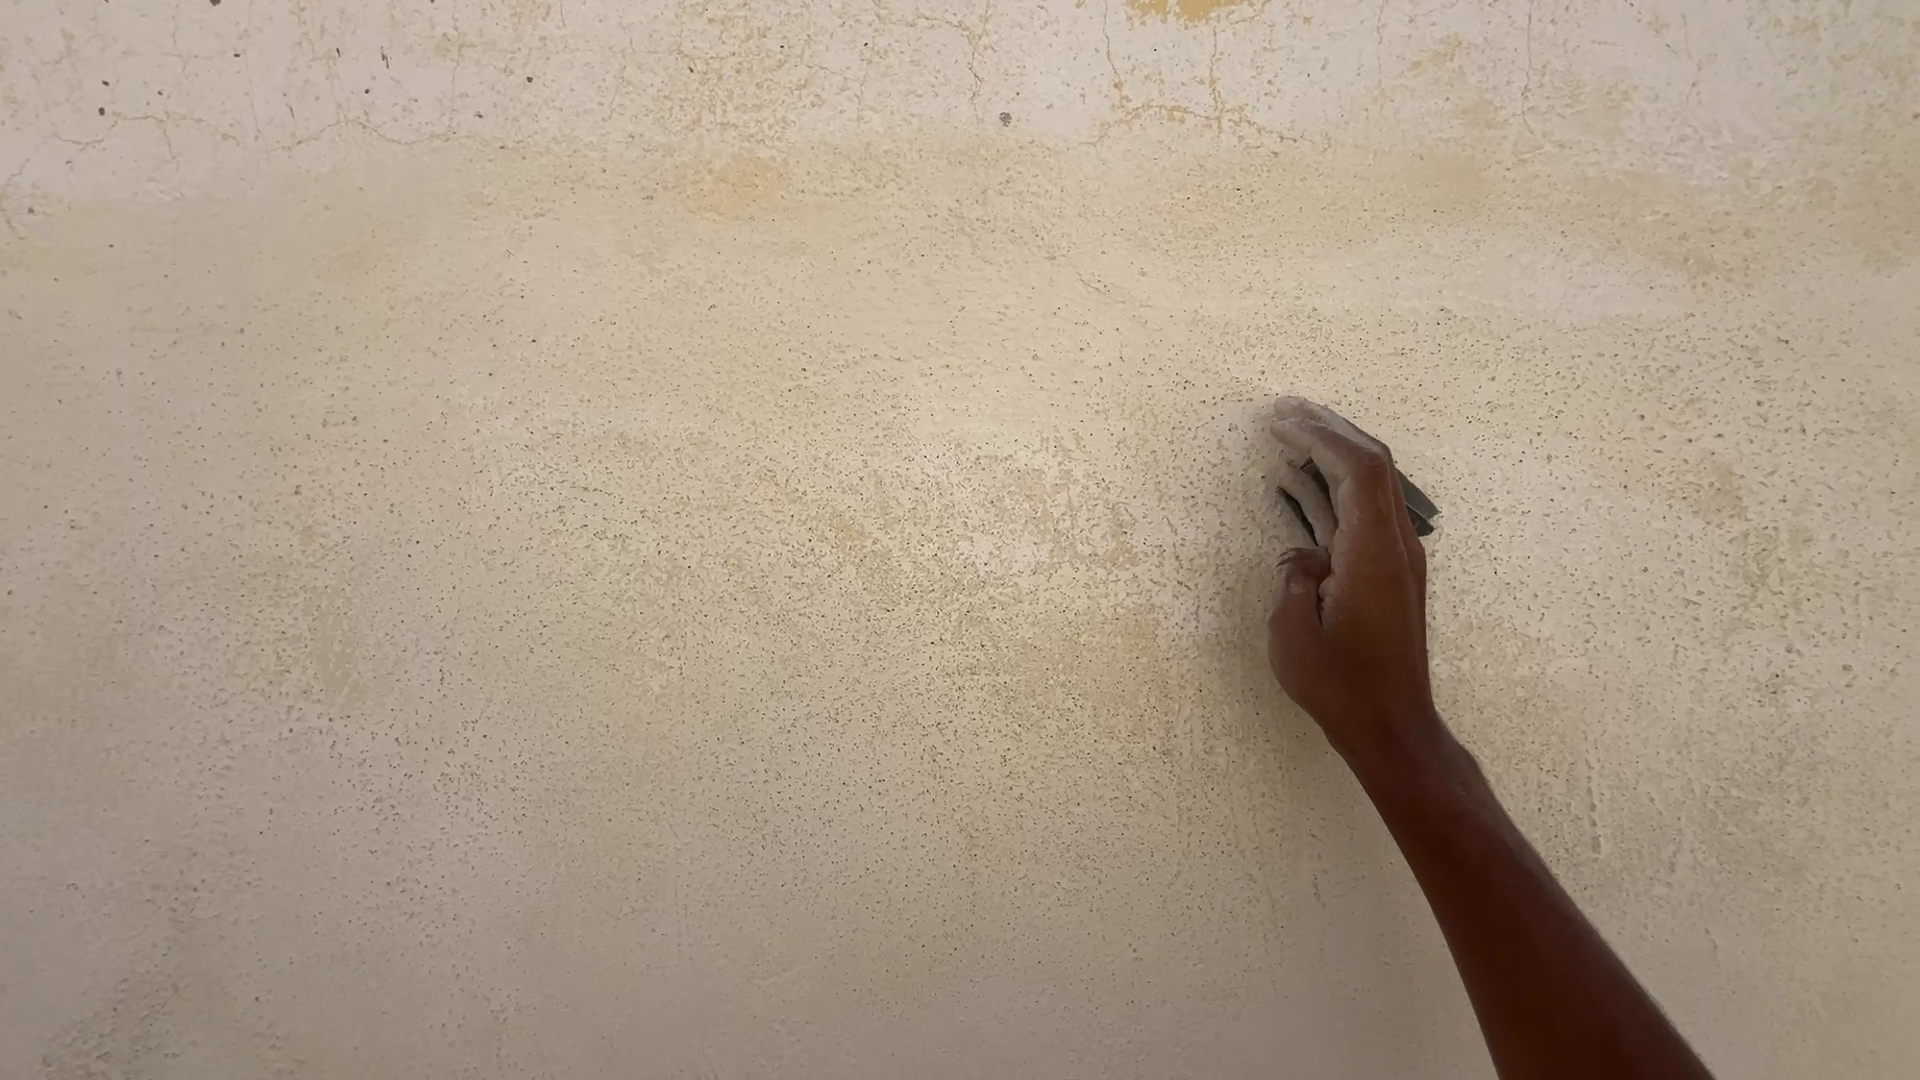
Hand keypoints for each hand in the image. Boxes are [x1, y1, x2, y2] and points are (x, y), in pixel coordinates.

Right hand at [1266, 398, 1440, 767]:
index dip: (1320, 435)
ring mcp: (1396, 559)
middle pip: (1374, 465)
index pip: (1359, 469)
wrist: (1391, 725)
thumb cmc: (1339, 685)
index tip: (1281, 419)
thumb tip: (1303, 553)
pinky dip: (1333, 490)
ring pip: (1372, 486)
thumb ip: (1293, 578)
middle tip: (1286, 409)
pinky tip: (1302, 486)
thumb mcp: (1293, 632)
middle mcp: (1395, 546)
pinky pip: (1362, 513)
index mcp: (1373, 554)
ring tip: (1289, 435)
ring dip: (1333, 455)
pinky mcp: (1388, 574)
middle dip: (1330, 430)